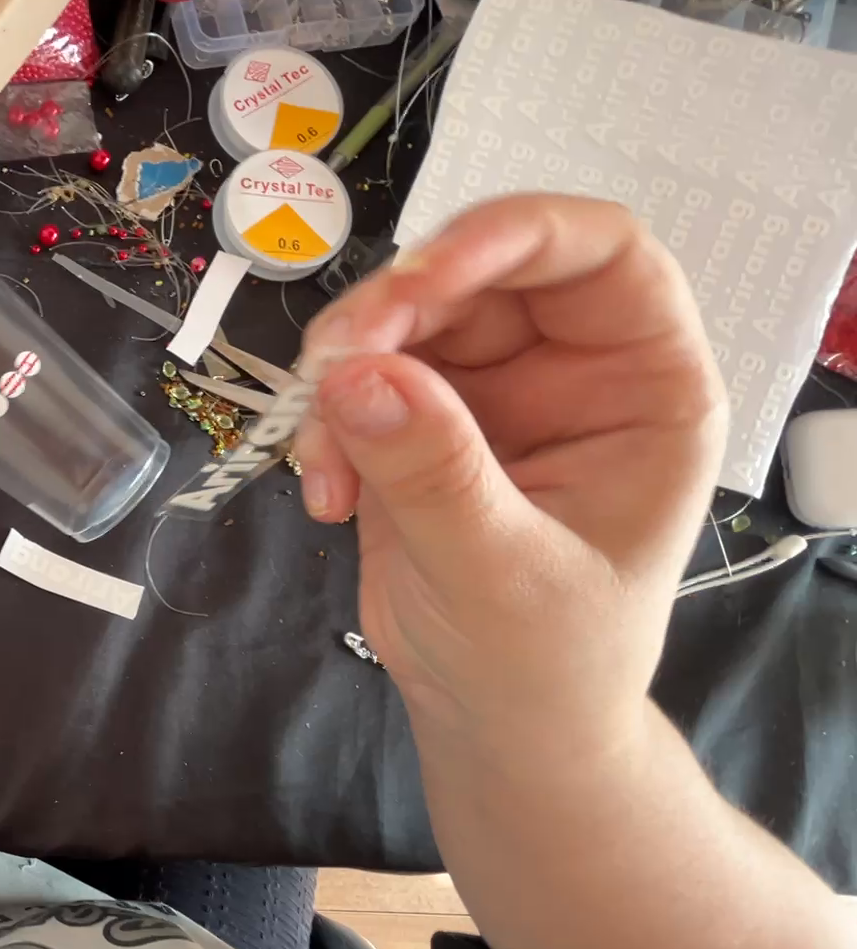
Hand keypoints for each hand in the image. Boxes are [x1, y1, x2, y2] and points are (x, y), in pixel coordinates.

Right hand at [293, 194, 725, 742]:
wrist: (486, 707)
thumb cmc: (540, 653)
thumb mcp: (498, 567)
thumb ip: (432, 470)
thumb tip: (351, 375)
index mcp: (634, 385)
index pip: (591, 256)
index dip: (503, 240)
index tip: (410, 285)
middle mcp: (551, 375)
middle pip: (460, 287)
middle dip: (382, 322)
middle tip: (322, 377)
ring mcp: (469, 402)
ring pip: (384, 336)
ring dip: (332, 388)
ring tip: (319, 471)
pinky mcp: (400, 433)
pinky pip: (343, 394)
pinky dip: (315, 435)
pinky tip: (323, 498)